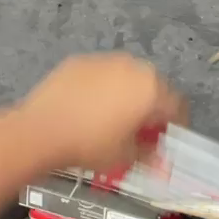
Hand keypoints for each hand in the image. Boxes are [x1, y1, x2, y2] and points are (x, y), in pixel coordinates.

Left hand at [10, 54, 186, 172]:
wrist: (40, 130)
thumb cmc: (89, 145)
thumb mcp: (125, 157)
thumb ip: (149, 154)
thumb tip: (159, 158)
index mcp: (152, 89)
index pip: (177, 106)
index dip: (174, 126)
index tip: (165, 140)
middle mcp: (133, 66)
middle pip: (153, 87)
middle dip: (151, 108)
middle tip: (140, 132)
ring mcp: (105, 60)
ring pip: (127, 78)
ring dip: (127, 96)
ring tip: (114, 119)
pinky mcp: (80, 61)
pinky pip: (101, 75)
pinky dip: (102, 89)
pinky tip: (89, 109)